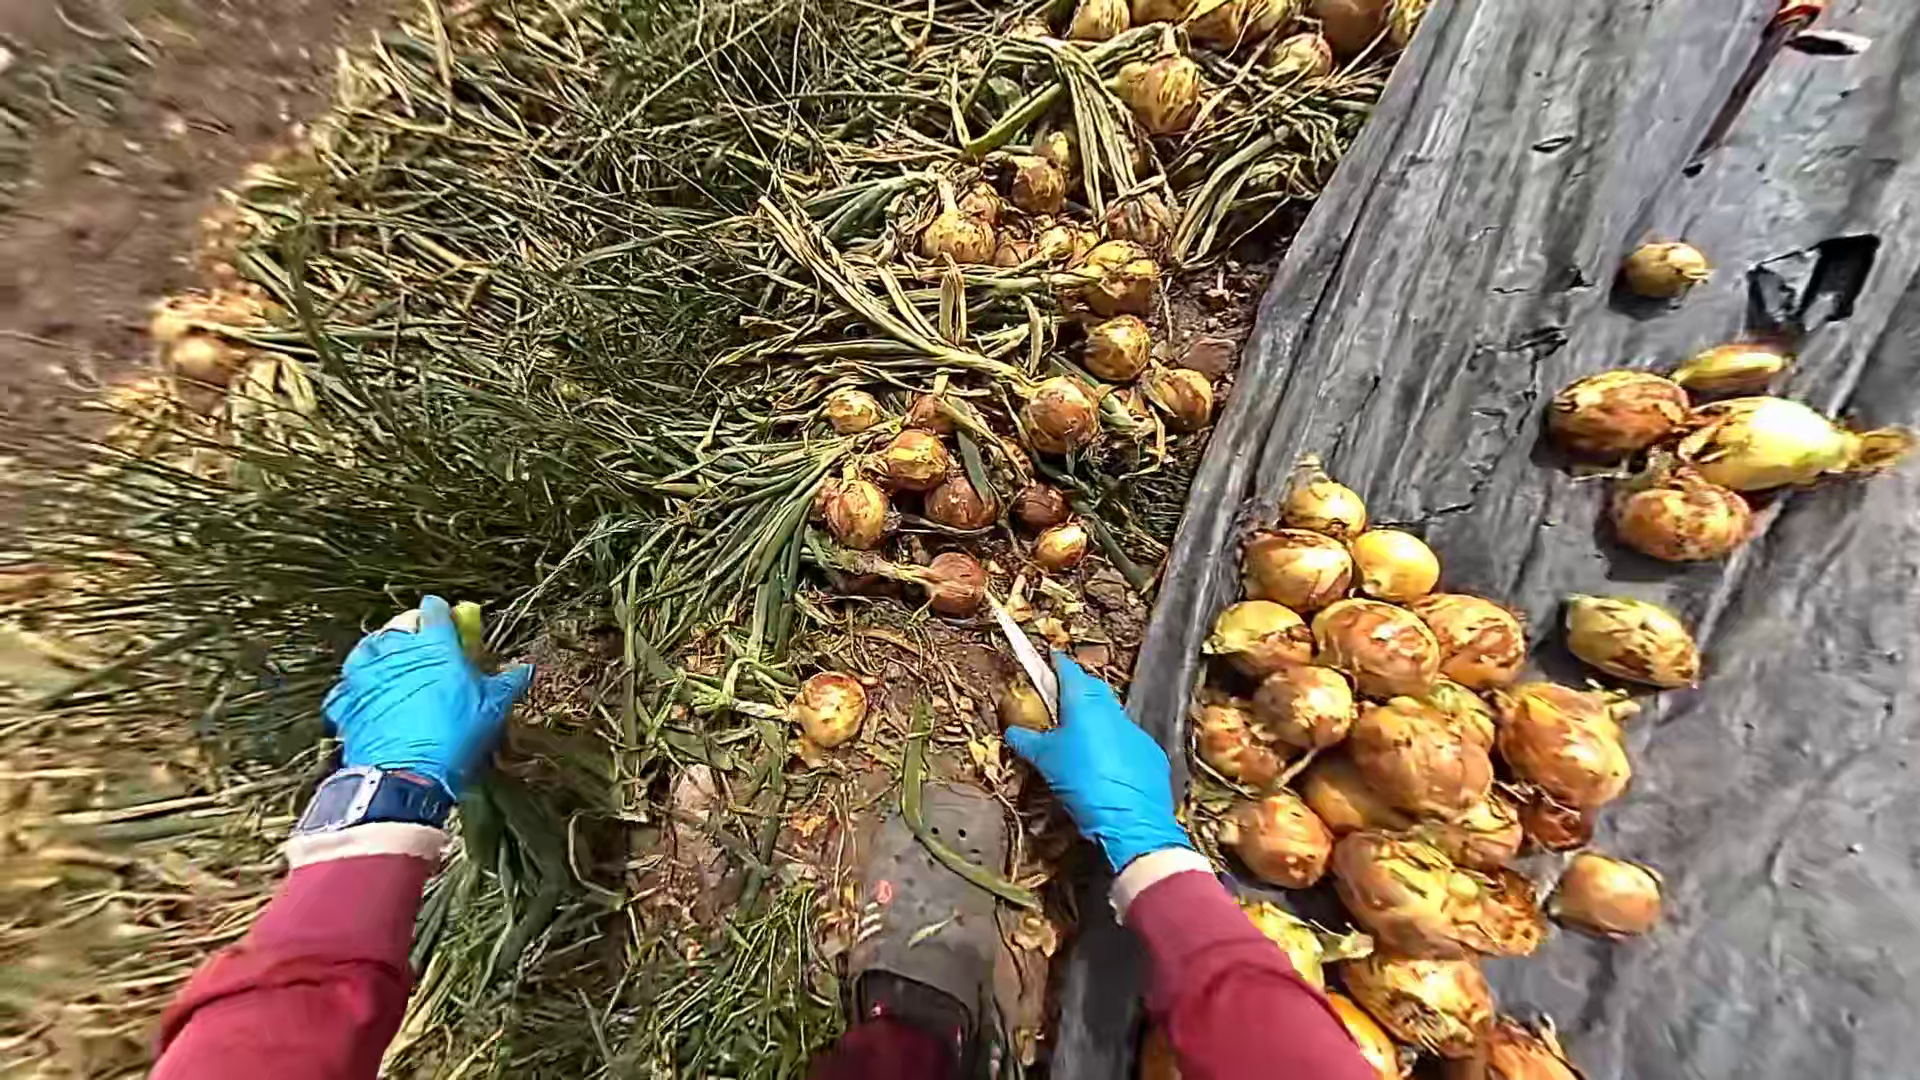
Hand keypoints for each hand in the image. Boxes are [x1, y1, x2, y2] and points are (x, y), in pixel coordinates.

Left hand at [322, 595, 532, 796]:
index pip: (434, 612)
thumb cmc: (456, 730)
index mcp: (435, 647)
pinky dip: (360, 682)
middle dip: (412, 625)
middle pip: (397, 625)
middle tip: (425, 637)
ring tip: (395, 657)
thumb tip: (525, 668)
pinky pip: (348, 683)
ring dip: (382, 648)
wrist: (405, 773)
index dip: (442, 610)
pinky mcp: (345, 703)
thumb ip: (508, 681)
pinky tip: (371, 691)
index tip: (450, 614)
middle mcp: (396, 654)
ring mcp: (365, 677)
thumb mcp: (494, 705)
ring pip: (366, 648)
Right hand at [1003, 652, 1190, 871]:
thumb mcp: (1044, 761)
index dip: (1056, 663)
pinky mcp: (1150, 752)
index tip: (1049, 658)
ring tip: (1081, 737)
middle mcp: (1109, 709)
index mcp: (1082, 702)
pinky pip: (1128, 739)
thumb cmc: (1080, 781)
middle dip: (1076, 687)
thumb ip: (1026, 741)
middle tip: (1060, 699)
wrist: (1130, 820)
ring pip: (1110, 713)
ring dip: (1096, 718)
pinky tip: (1106, 764)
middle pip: (1091, 687)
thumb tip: (1012, 732)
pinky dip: (1114, 743)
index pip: (1067, 670)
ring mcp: (1133, 729)